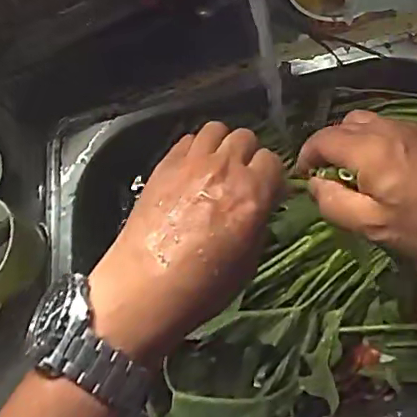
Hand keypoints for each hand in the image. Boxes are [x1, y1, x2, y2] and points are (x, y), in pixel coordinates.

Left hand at [88, 121, 283, 363]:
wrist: (144, 288)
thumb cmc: (201, 287)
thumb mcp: (248, 263)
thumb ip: (260, 222)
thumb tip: (262, 205)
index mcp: (251, 194)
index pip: (273, 160)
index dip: (270, 175)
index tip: (265, 188)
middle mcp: (225, 169)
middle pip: (245, 137)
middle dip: (247, 155)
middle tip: (240, 176)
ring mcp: (193, 161)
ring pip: (217, 129)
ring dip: (221, 144)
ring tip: (216, 164)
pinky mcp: (166, 162)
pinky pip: (188, 139)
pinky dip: (195, 148)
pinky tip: (191, 168)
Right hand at [297, 111, 416, 271]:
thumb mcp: (373, 226)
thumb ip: (335, 203)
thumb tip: (314, 185)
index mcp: (367, 148)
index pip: (321, 140)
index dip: (305, 157)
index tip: (303, 180)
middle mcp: (382, 128)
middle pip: (340, 126)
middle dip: (327, 147)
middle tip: (327, 179)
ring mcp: (404, 126)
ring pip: (361, 122)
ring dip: (348, 141)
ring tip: (353, 173)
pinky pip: (382, 127)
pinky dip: (369, 140)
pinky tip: (381, 168)